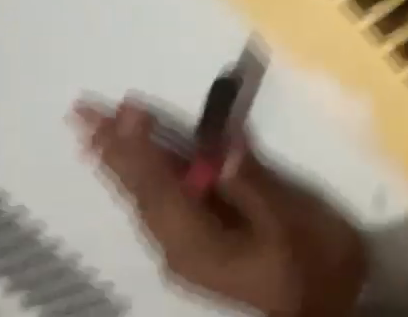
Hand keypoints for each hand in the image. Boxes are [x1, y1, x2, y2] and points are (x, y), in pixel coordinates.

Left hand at [72, 96, 368, 316]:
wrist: (323, 306)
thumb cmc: (312, 262)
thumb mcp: (291, 223)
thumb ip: (255, 187)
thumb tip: (226, 149)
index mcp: (195, 243)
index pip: (159, 187)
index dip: (141, 146)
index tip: (128, 110)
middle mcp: (179, 246)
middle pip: (140, 191)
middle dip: (114, 150)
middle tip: (83, 112)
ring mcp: (191, 245)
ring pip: (149, 196)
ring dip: (127, 159)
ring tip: (100, 130)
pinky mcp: (207, 238)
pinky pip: (169, 200)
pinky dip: (152, 174)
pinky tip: (149, 160)